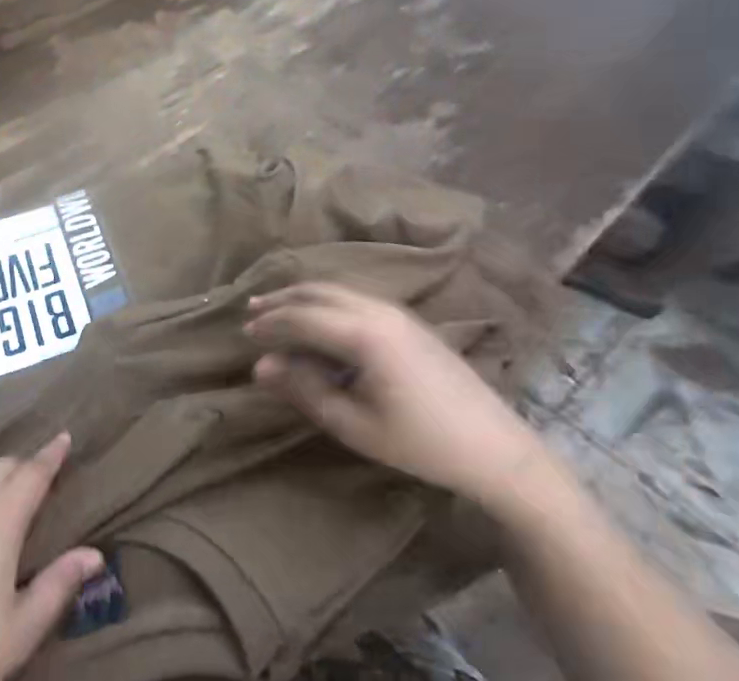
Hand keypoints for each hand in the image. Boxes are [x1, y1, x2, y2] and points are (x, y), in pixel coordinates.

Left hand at [0, 433, 102, 680]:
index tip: (65, 436)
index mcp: (0, 519)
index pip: (33, 473)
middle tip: (39, 481)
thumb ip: (60, 583)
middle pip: (2, 466)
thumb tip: (95, 554)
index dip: (51, 453)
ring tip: (4, 494)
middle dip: (24, 467)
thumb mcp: (24, 626)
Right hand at [247, 283, 549, 511]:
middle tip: (251, 311)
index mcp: (364, 333)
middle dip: (281, 300)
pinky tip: (319, 320)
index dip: (270, 323)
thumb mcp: (355, 425)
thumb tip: (262, 366)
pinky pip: (355, 298)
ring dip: (303, 298)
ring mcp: (398, 312)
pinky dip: (326, 303)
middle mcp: (378, 310)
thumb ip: (305, 390)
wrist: (495, 448)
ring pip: (337, 291)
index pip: (302, 317)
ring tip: (277, 309)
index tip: (244, 333)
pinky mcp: (409, 321)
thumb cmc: (421, 443)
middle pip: (318, 293)